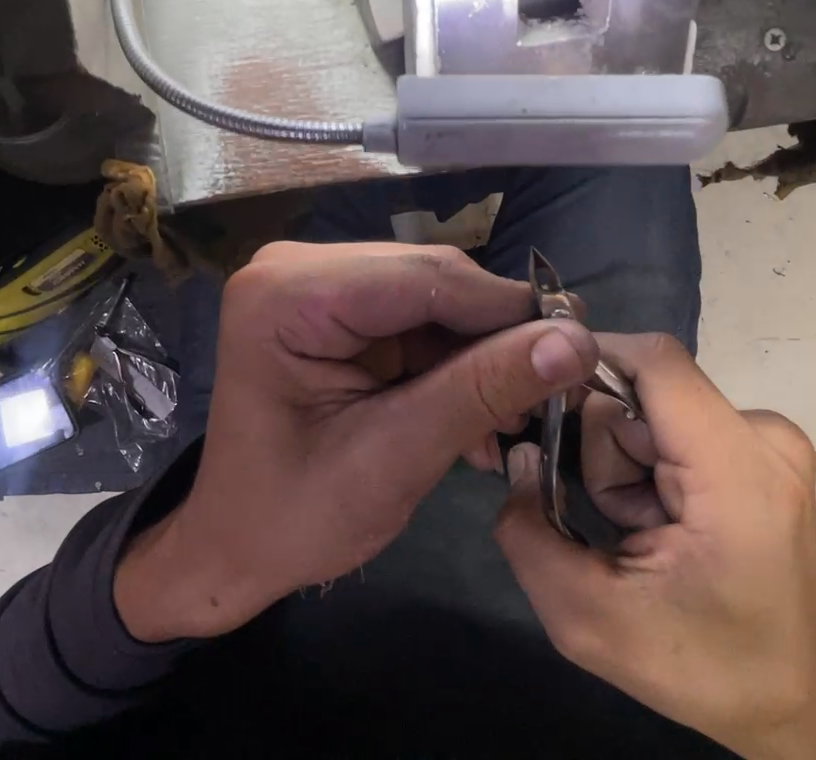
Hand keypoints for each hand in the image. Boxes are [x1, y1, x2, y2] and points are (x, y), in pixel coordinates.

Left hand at [115, 242, 598, 642]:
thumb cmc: (293, 517)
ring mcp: (314, 285)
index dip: (510, 310)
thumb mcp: (395, 457)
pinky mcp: (333, 310)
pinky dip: (452, 365)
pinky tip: (477, 417)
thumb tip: (579, 341)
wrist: (232, 547)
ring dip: (480, 357)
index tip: (583, 349)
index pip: (426, 276)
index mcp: (290, 293)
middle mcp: (297, 267)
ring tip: (514, 420)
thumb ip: (483, 390)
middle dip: (495, 337)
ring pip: (432, 299)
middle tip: (553, 393)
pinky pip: (414, 321)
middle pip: (431, 279)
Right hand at [496, 334, 815, 758]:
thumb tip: (517, 455)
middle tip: (618, 521)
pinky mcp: (760, 445)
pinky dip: (650, 465)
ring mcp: (768, 437)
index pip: (655, 360)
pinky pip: (672, 423)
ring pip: (650, 409)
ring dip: (624, 463)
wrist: (794, 693)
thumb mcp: (587, 620)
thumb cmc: (702, 664)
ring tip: (646, 529)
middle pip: (640, 393)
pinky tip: (664, 521)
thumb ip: (529, 535)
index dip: (587, 357)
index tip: (536, 395)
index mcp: (737, 472)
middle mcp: (763, 435)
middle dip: (604, 450)